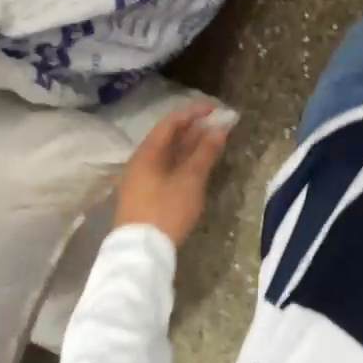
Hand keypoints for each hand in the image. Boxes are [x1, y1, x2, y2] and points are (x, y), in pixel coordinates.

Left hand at [114, 104, 231, 247]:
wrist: (141, 253)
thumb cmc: (166, 209)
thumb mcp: (191, 179)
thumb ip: (206, 151)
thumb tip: (219, 128)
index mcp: (148, 153)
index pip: (171, 122)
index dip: (195, 112)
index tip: (217, 109)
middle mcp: (141, 161)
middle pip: (169, 137)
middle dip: (196, 127)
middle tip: (221, 123)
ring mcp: (142, 179)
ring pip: (169, 153)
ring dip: (192, 144)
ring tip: (215, 140)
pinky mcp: (146, 194)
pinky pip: (167, 167)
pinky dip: (185, 160)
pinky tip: (200, 163)